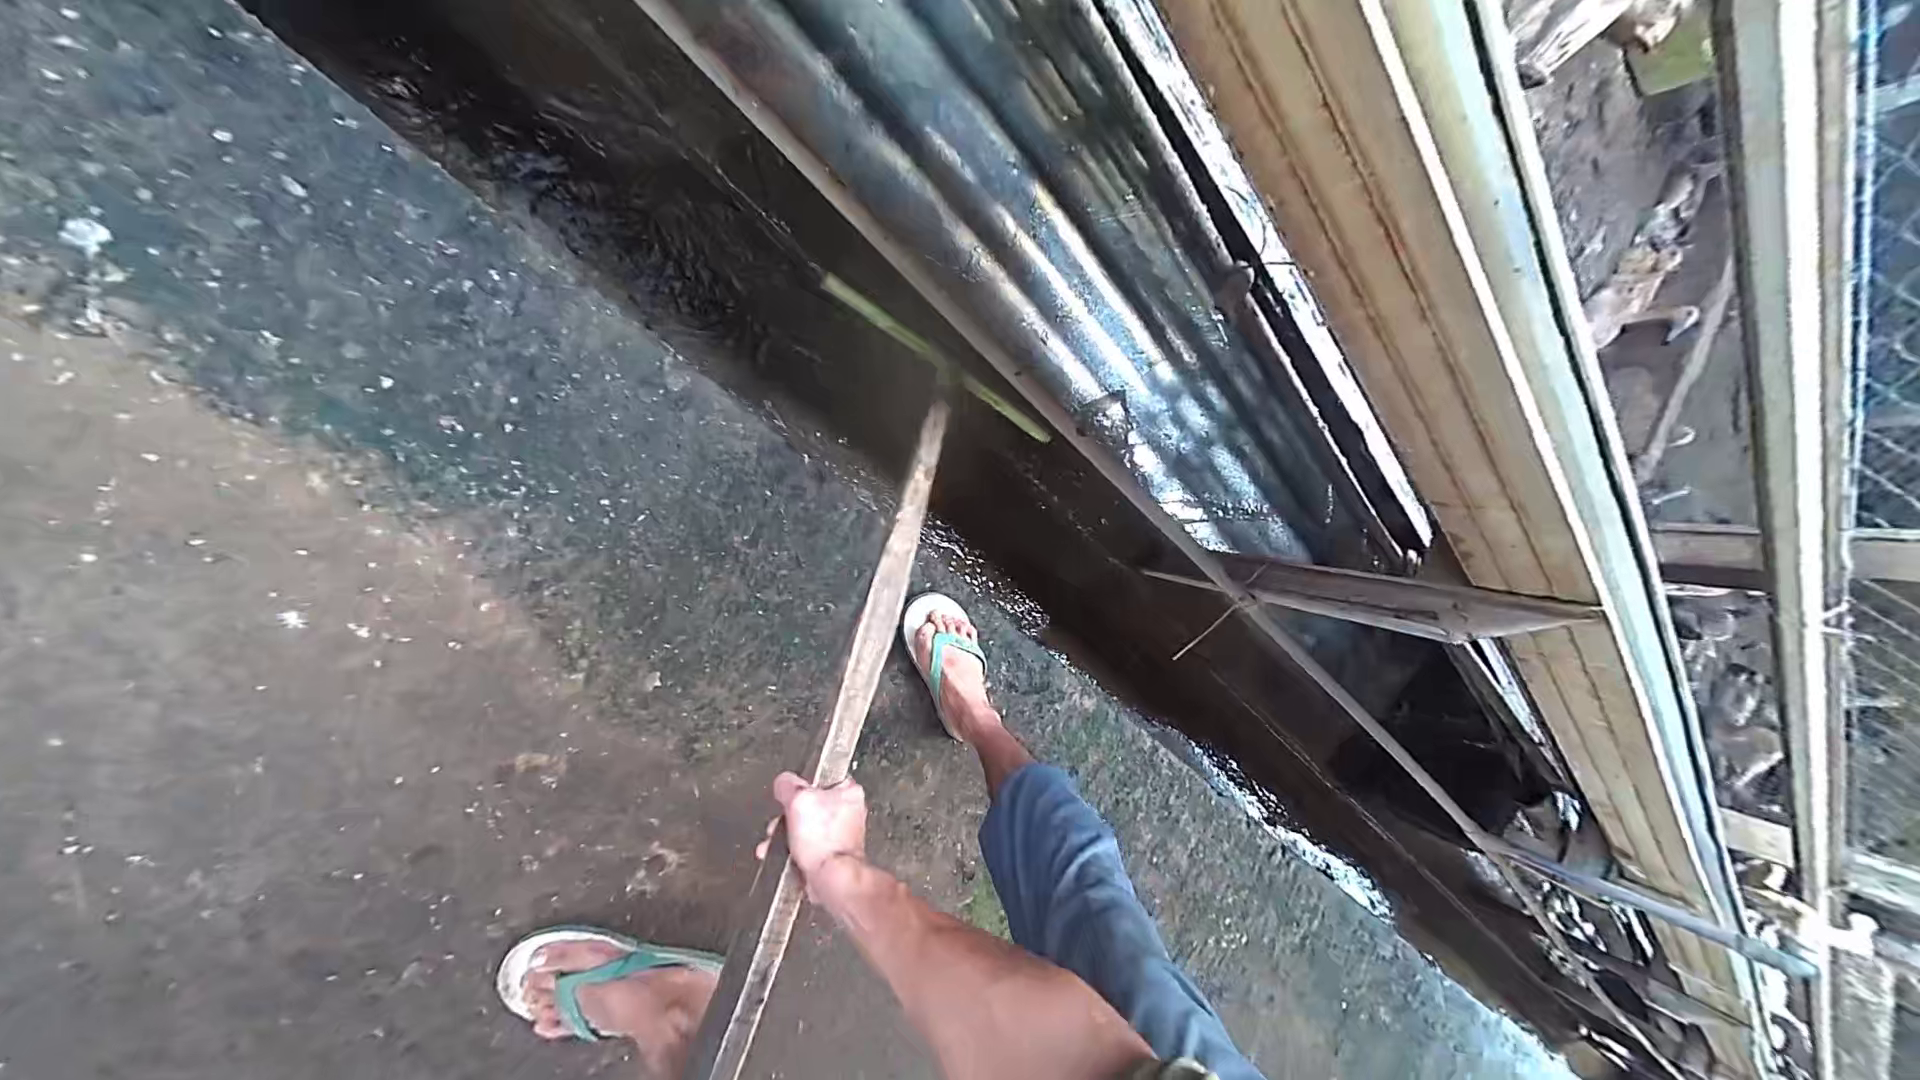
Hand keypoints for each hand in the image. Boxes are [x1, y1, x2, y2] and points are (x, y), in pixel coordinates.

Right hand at [759, 771, 866, 898]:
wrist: (831, 880)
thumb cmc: (826, 842)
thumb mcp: (799, 800)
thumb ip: (789, 785)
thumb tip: (784, 781)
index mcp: (849, 791)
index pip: (819, 779)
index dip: (799, 789)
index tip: (789, 798)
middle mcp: (848, 812)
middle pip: (808, 806)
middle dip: (787, 818)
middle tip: (781, 824)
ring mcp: (840, 835)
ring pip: (804, 829)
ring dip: (785, 837)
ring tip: (778, 843)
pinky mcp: (830, 855)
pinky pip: (806, 847)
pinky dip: (792, 852)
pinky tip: (783, 856)